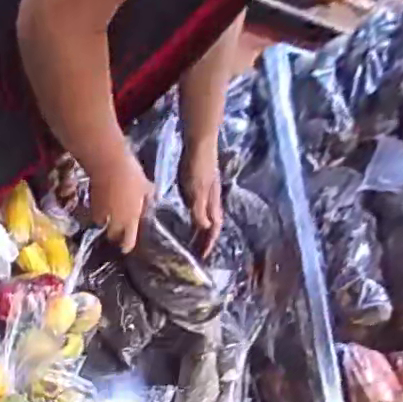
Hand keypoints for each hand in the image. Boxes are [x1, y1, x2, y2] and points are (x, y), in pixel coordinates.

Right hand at [87, 149, 152, 253]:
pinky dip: (100, 211)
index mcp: (130, 219)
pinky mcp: (92, 207)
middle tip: (119, 227)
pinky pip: (97, 214)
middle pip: (113, 236)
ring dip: (107, 222)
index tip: (126, 248)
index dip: (127, 245)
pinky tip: (104, 202)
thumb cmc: (131, 175)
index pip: (128, 241)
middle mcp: (114, 222)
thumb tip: (151, 202)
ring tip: (111, 212)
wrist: (107, 165)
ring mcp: (101, 215)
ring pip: (103, 225)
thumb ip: (148, 197)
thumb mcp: (145, 185)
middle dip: (116, 234)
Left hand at [178, 137, 222, 257]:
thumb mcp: (196, 190)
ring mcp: (207, 192)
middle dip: (205, 240)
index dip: (209, 242)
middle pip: (211, 224)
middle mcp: (212, 199)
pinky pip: (200, 208)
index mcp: (212, 202)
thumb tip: (207, 229)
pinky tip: (188, 221)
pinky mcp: (200, 186)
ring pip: (207, 217)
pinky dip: (196, 219)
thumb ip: (200, 209)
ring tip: (191, 243)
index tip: (202, 257)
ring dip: (201, 231)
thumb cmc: (197, 167)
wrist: (199, 143)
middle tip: (196, 255)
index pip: (214, 227)